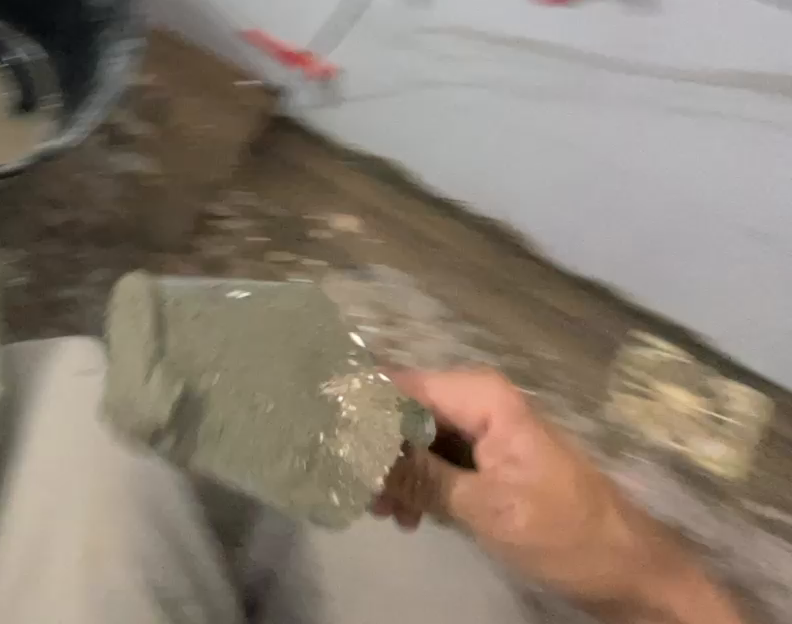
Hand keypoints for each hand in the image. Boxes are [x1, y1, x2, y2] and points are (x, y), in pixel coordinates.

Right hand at [376, 369, 740, 623]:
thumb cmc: (569, 535)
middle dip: (372, 450)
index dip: (354, 407)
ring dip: (390, 473)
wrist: (644, 583)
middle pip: (397, 410)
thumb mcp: (487, 507)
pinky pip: (431, 456)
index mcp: (477, 394)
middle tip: (351, 486)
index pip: (391, 383)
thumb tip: (348, 446)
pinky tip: (404, 513)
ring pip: (409, 436)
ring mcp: (480, 427)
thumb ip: (414, 472)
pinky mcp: (483, 455)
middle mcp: (473, 399)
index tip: (322, 435)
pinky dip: (414, 483)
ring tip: (379, 510)